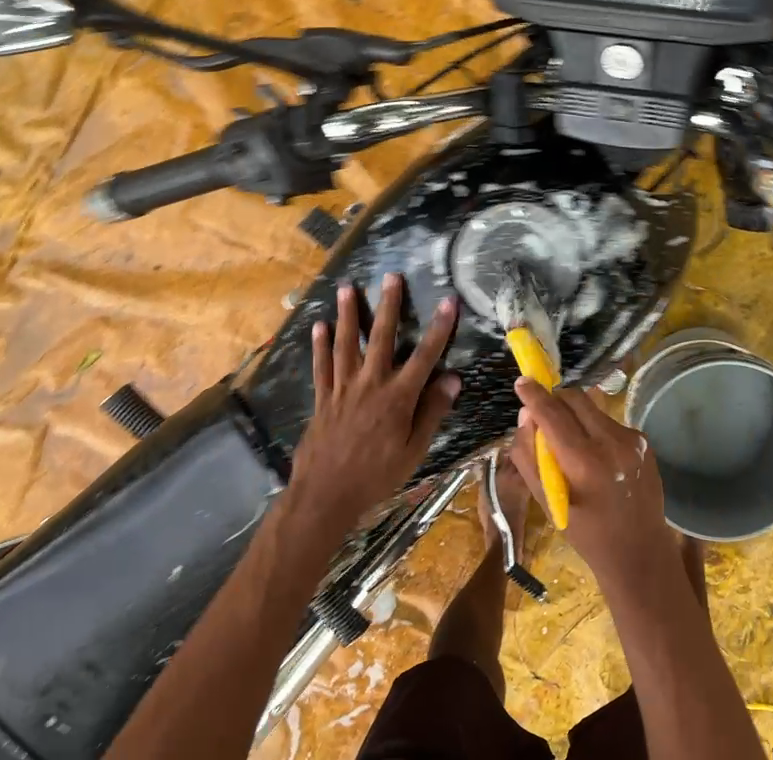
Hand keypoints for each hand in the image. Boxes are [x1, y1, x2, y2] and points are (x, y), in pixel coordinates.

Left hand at [291, 274, 460, 525]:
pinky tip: (320, 326)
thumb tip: (452, 379)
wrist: (325, 495)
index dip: (439, 328)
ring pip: (346, 345)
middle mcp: (370, 385)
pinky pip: (322, 366)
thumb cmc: (377, 475)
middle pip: (381, 338)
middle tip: (391, 278)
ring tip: (347, 288)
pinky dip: (321, 345)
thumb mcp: (414, 450)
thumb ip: (432, 412)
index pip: (425, 356)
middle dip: (388, 306)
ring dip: (348, 315)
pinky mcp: (322, 399)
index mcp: (398, 398)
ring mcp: (343, 390)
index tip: (449, 301)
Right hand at [510, 378, 674, 585]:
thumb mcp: (548, 503)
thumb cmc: (587, 533)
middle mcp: (613, 442)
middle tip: (542, 409)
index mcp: (585, 462)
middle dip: (556, 399)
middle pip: (577, 399)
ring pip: (595, 409)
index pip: (554, 414)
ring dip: (576, 415)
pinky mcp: (644, 441)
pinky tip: (593, 455)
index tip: (522, 381)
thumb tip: (525, 418)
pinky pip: (610, 423)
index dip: (535, 395)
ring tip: (568, 440)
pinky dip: (595, 430)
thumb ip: (531, 458)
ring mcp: (633, 439)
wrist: (639, 550)